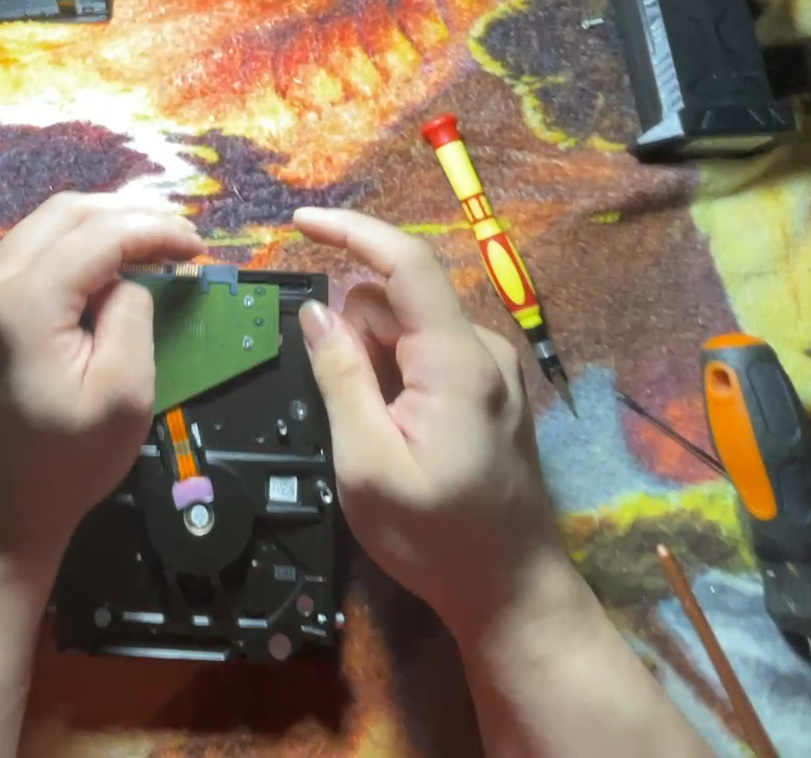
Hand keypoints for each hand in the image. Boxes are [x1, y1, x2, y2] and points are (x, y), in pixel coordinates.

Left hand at [0, 193, 203, 567]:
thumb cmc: (64, 464)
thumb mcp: (125, 393)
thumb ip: (133, 314)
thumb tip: (127, 278)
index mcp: (23, 304)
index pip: (98, 235)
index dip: (155, 230)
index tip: (197, 247)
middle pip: (65, 212)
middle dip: (129, 213)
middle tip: (178, 235)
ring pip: (43, 224)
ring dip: (101, 223)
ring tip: (150, 239)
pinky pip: (28, 250)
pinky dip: (73, 245)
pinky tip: (105, 261)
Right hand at [294, 207, 571, 636]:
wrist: (510, 589)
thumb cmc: (436, 536)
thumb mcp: (367, 463)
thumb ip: (340, 378)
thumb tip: (316, 311)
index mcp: (455, 361)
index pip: (406, 265)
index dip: (351, 231)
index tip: (299, 222)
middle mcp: (480, 347)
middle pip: (393, 301)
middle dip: (352, 336)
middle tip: (351, 414)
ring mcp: (487, 364)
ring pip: (403, 326)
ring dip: (371, 360)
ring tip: (378, 430)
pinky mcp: (485, 381)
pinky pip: (421, 348)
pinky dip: (391, 372)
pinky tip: (397, 427)